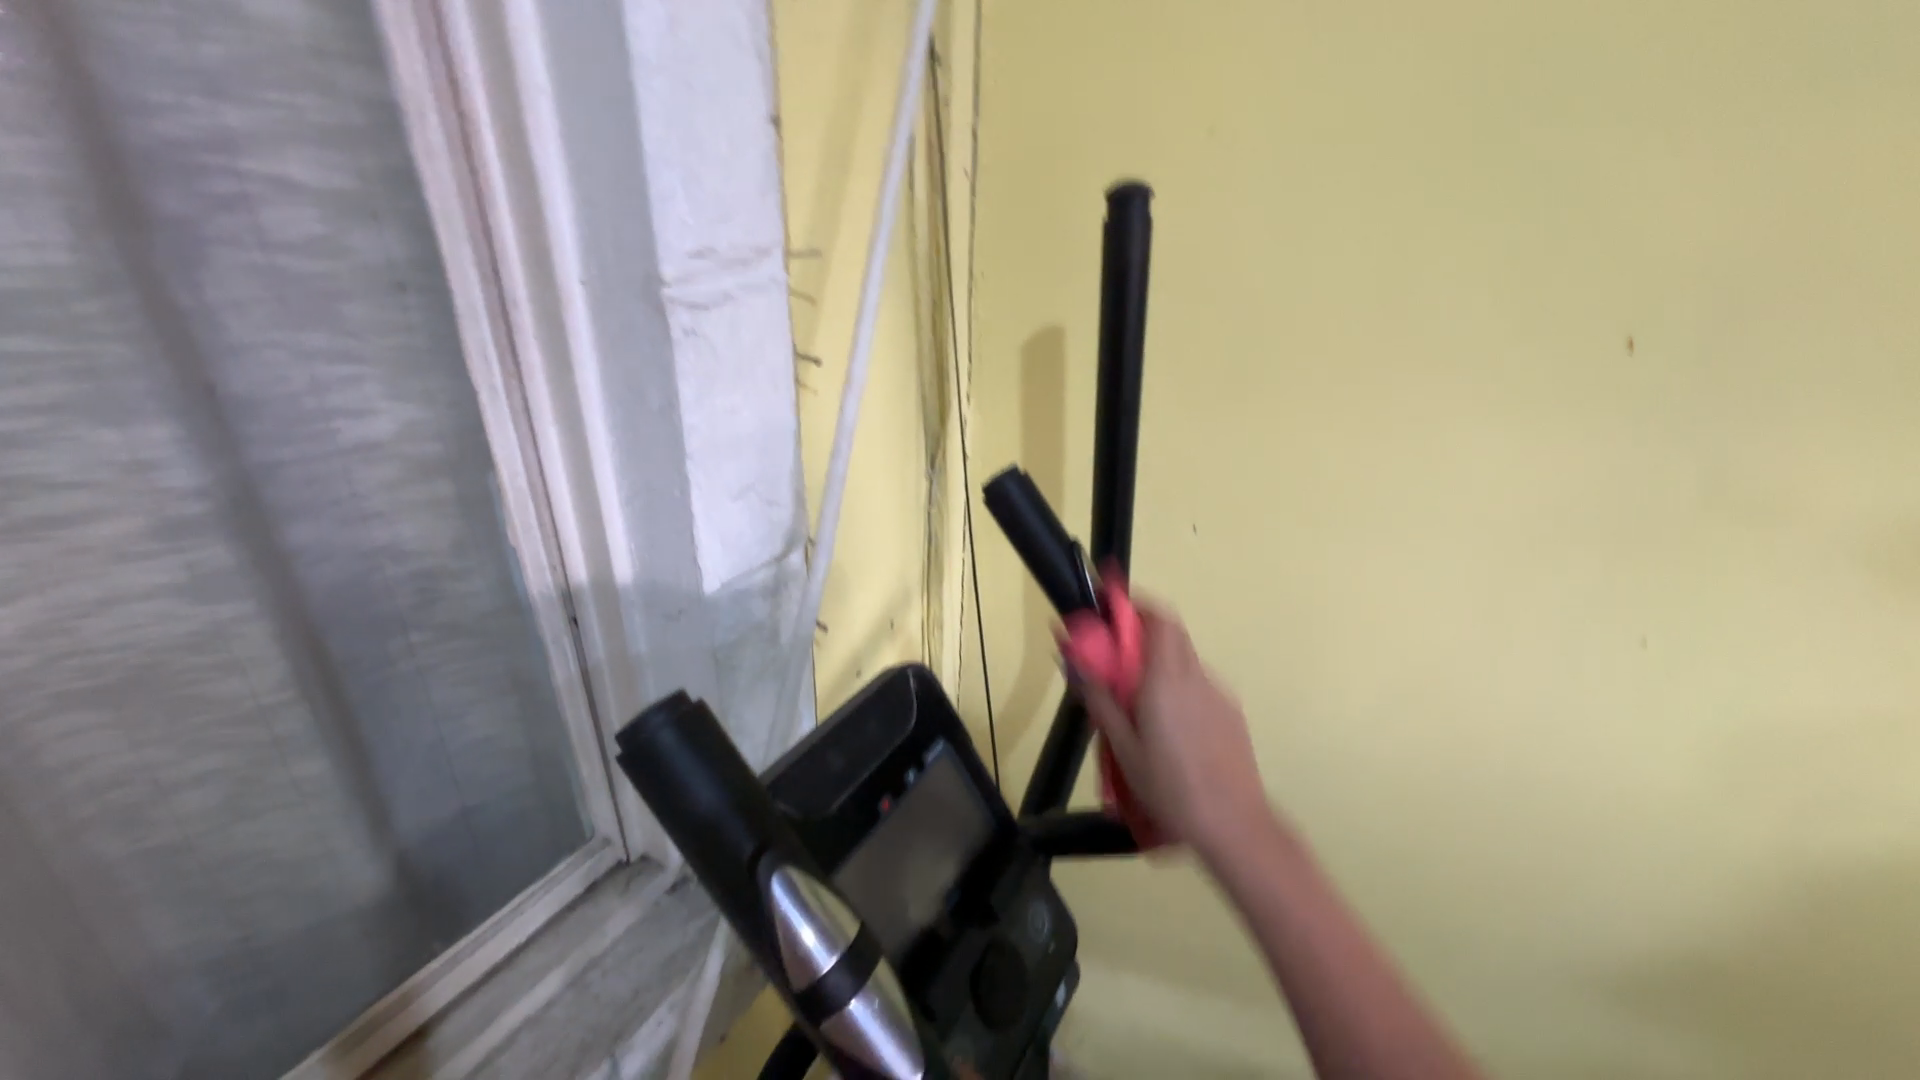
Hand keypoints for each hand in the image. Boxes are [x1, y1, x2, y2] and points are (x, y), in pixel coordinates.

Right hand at [1071, 603, 1270, 857]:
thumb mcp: (1123, 747)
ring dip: (1157, 666)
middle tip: (1112, 662)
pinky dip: (1176, 689)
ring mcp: (1218, 694)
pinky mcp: (1230, 713)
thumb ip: (1099, 698)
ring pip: (1183, 662)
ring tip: (1135, 707)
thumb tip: (1074, 660)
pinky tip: (1166, 731)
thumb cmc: (1170, 787)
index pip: (1157, 618)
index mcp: (1167, 679)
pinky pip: (1197, 686)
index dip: (1134, 607)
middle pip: (1170, 635)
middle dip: (1140, 636)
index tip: (1110, 614)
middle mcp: (1196, 676)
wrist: (1233, 824)